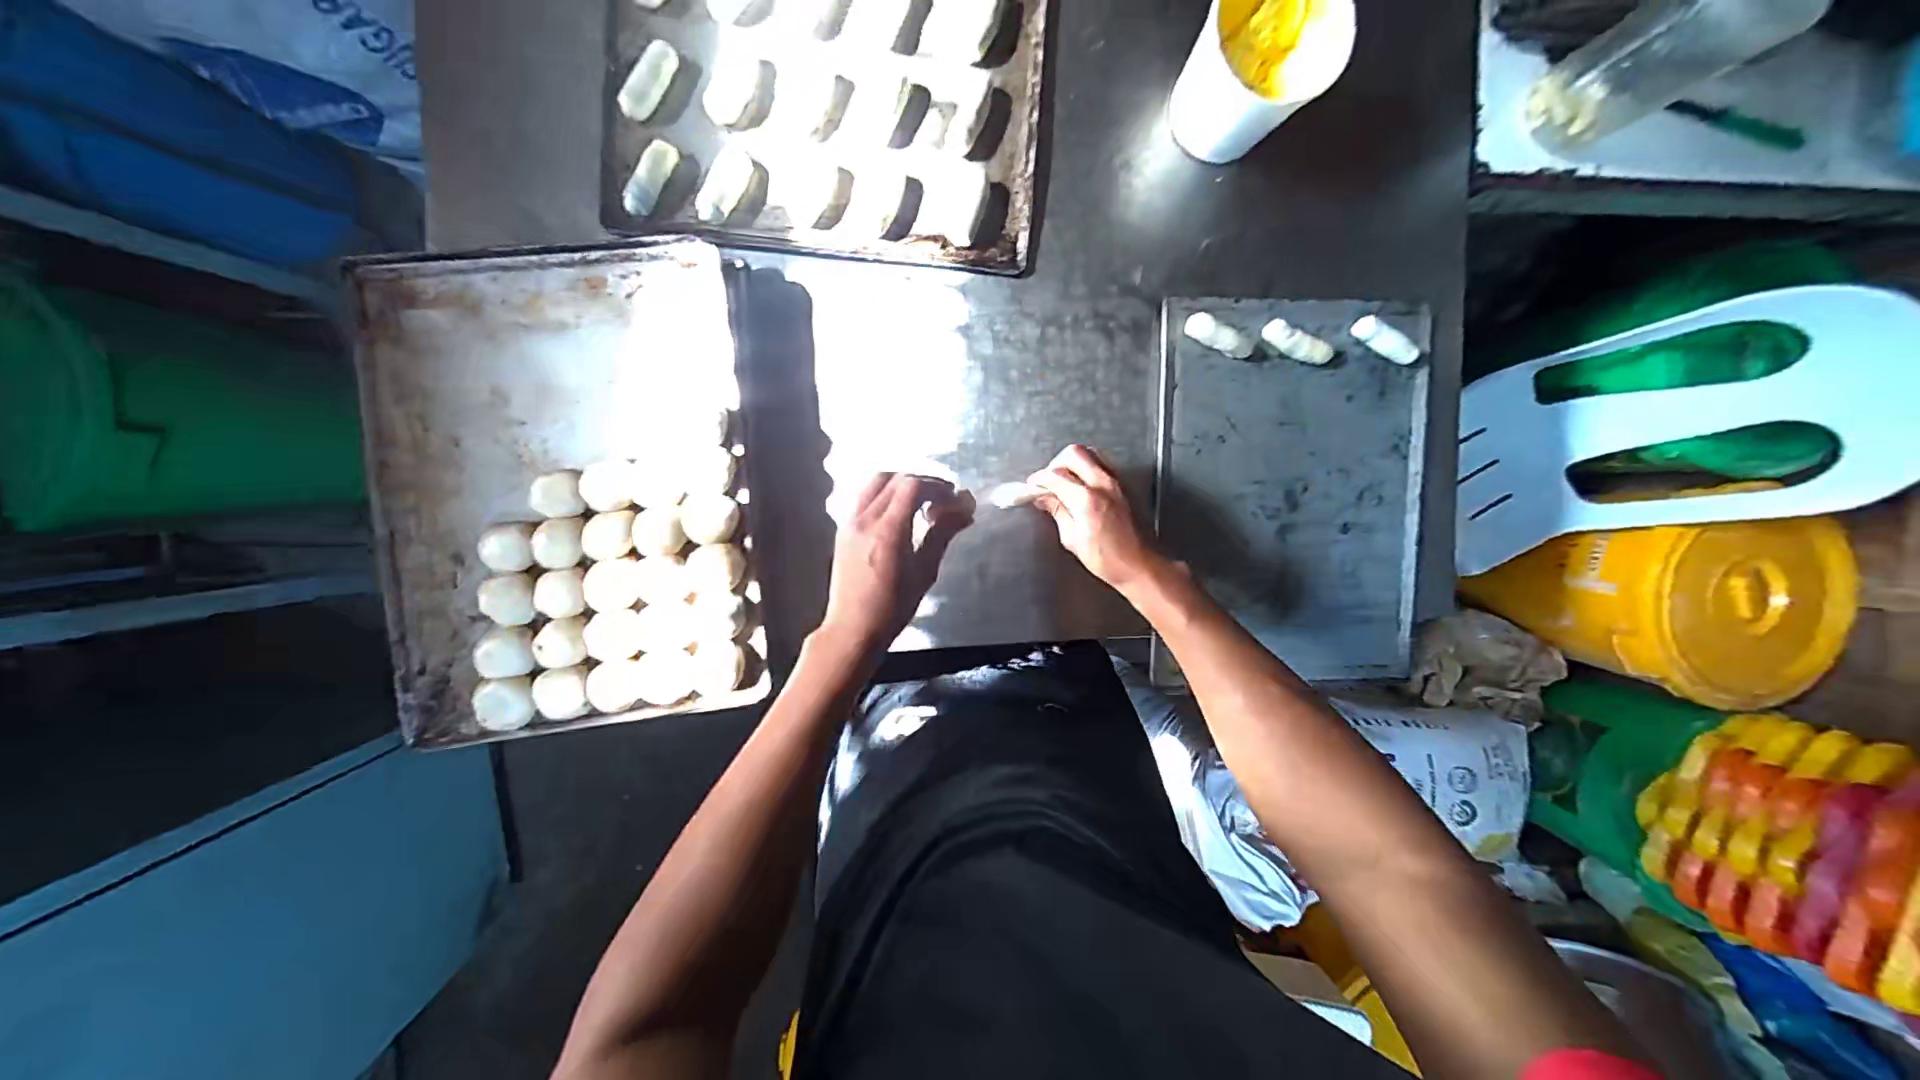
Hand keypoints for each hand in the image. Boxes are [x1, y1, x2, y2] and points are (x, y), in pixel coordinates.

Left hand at [818, 472, 972, 653]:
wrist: (853, 628)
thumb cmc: (892, 608)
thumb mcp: (924, 572)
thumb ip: (942, 534)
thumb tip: (965, 509)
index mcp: (887, 531)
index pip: (913, 486)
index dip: (937, 486)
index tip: (954, 498)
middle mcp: (864, 519)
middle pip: (895, 479)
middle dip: (923, 483)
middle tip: (942, 499)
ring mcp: (849, 522)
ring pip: (877, 483)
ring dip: (902, 484)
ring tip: (921, 503)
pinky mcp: (843, 529)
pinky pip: (865, 496)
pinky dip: (885, 494)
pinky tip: (899, 513)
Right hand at [1027, 445, 1166, 592]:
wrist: (1138, 564)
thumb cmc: (1108, 559)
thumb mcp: (1072, 538)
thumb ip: (1057, 511)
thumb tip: (1044, 498)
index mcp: (1086, 499)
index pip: (1055, 475)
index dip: (1038, 480)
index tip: (1032, 487)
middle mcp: (1103, 484)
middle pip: (1073, 453)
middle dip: (1055, 464)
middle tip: (1048, 482)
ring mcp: (1116, 482)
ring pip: (1089, 454)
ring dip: (1072, 464)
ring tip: (1064, 483)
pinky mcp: (1123, 486)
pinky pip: (1100, 465)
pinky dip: (1085, 469)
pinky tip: (1080, 487)